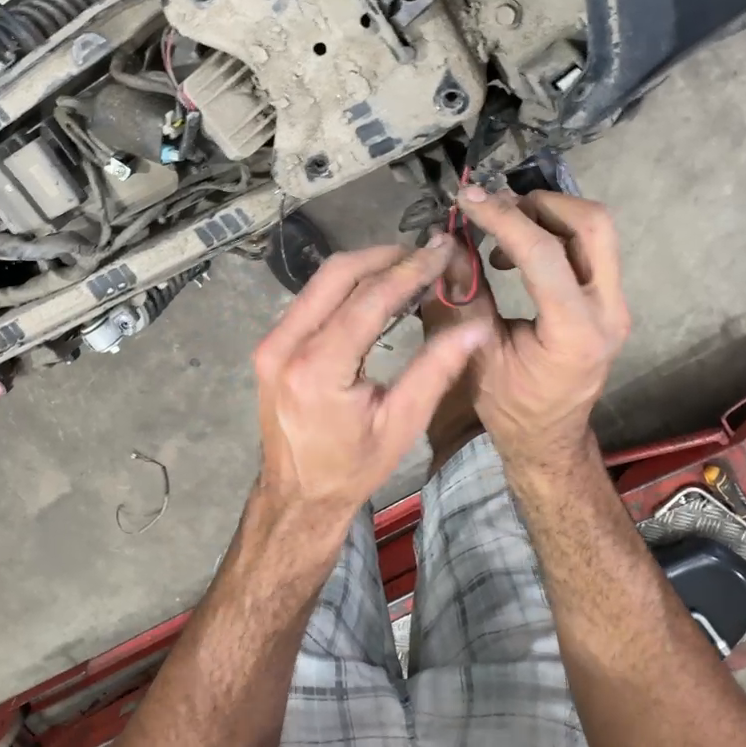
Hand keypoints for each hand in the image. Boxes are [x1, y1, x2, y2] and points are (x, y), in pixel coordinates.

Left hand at [251, 237, 493, 526]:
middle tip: (426, 255)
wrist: (296, 496)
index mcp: (318, 369)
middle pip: (337, 274)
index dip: (409, 270)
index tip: (441, 250)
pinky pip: (310, 298)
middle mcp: (285, 345)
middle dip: (385, 256)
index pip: (368, 299)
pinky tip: (376, 290)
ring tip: (408, 268)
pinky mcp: (269, 343)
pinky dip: (344, 286)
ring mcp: (270, 341)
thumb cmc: (353, 468)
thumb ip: (436, 370)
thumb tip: (477, 326)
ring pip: (320, 281)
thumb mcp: (402, 424)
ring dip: (365, 267)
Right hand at [429, 187, 630, 471]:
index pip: (544, 254)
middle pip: (592, 226)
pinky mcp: (607, 298)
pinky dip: (551, 231)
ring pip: (595, 230)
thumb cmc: (510, 407)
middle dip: (540, 204)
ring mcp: (614, 303)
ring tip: (499, 228)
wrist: (549, 438)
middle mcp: (608, 311)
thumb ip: (465, 297)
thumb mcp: (477, 356)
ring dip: (547, 214)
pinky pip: (588, 246)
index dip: (502, 218)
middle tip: (494, 209)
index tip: (466, 199)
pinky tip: (512, 251)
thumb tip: (447, 242)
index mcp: (574, 333)